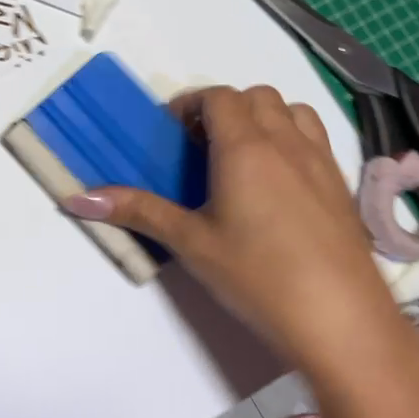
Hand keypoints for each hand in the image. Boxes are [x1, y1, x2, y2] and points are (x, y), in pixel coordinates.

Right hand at [61, 85, 408, 369]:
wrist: (343, 321)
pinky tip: (272, 186)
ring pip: (292, 111)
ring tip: (236, 158)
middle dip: (223, 108)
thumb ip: (137, 212)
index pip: (219, 96)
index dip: (190, 104)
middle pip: (256, 96)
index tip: (169, 135)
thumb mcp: (190, 244)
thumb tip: (75, 199)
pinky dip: (288, 140)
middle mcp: (287, 143)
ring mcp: (321, 163)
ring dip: (261, 118)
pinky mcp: (341, 187)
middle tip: (197, 147)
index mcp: (246, 148)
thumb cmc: (258, 276)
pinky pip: (314, 139)